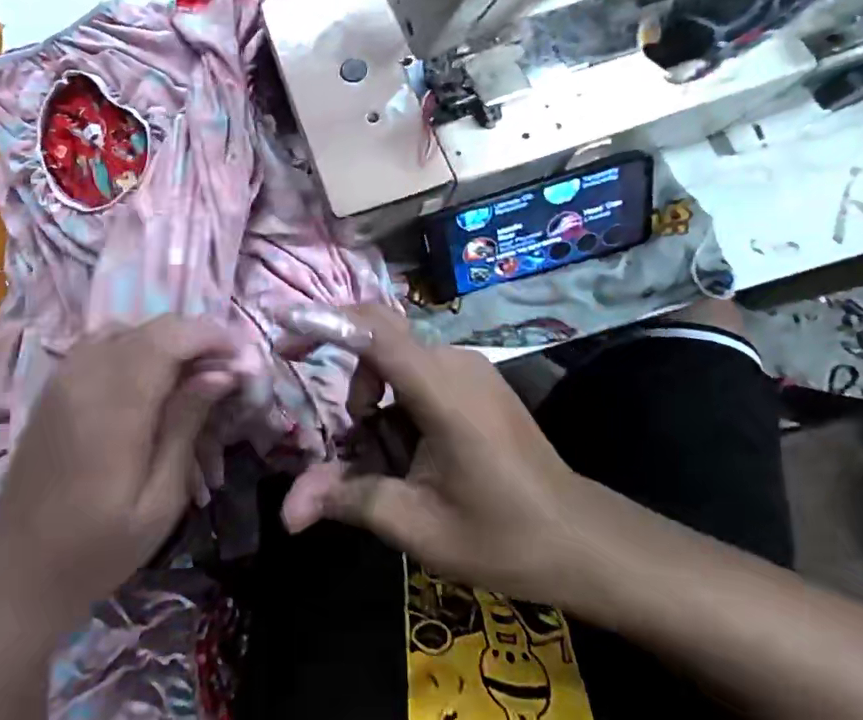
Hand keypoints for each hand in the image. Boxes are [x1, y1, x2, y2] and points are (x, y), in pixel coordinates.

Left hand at [0, 316, 237, 625]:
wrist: (17, 573)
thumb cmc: (97, 548)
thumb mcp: (160, 498)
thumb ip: (187, 424)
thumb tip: (222, 372)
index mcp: (114, 404)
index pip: (170, 337)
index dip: (212, 336)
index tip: (242, 358)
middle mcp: (86, 376)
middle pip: (152, 328)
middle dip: (196, 340)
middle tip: (225, 375)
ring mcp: (64, 377)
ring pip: (127, 330)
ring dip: (166, 345)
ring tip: (191, 380)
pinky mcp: (53, 387)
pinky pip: (101, 345)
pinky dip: (134, 350)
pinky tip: (149, 386)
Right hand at [278, 305, 593, 603]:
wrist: (579, 538)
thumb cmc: (501, 536)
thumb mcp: (416, 525)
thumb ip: (349, 499)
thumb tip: (287, 510)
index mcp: (443, 391)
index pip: (374, 333)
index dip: (325, 323)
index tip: (283, 334)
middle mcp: (455, 363)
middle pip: (381, 341)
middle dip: (348, 380)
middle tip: (339, 436)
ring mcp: (471, 368)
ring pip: (398, 358)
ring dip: (373, 396)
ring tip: (380, 460)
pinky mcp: (478, 380)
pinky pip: (421, 371)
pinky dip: (397, 399)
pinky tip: (408, 450)